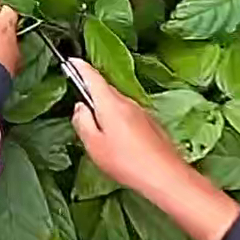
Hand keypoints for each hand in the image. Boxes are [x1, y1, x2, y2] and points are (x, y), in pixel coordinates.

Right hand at [66, 59, 186, 190]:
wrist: (167, 178)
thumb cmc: (128, 162)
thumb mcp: (93, 144)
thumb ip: (82, 121)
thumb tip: (80, 108)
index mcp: (110, 104)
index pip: (93, 77)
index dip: (80, 67)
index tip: (71, 61)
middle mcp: (128, 103)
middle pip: (106, 89)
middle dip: (92, 91)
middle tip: (80, 102)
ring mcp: (142, 113)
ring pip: (118, 103)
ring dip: (106, 108)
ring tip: (99, 129)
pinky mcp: (152, 125)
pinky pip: (129, 114)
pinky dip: (119, 119)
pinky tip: (119, 140)